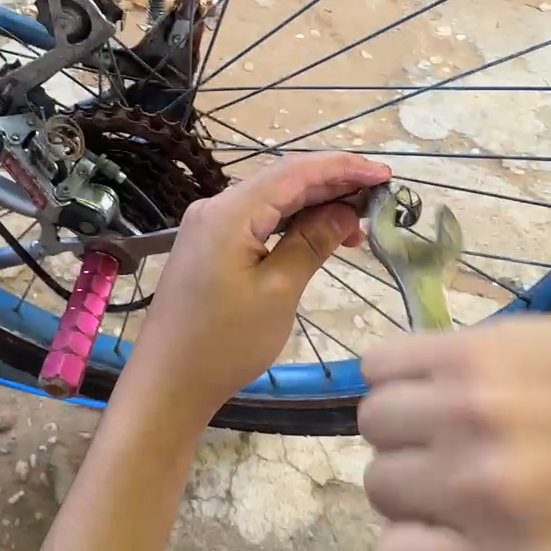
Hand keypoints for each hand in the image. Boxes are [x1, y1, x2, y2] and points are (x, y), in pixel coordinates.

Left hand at [121, 152, 392, 421]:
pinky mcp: (211, 244)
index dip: (342, 168)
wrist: (167, 382)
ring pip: (272, 200)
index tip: (383, 175)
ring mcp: (210, 225)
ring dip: (315, 205)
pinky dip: (292, 223)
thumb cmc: (224, 343)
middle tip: (379, 198)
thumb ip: (311, 243)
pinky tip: (321, 235)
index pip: (294, 172)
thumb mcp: (277, 292)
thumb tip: (345, 211)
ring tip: (359, 222)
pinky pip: (258, 220)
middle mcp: (216, 206)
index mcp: (229, 211)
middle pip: (283, 181)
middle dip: (333, 184)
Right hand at [359, 318, 550, 550]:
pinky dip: (391, 373)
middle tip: (454, 463)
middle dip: (412, 477)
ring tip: (442, 418)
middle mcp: (480, 491)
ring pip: (372, 419)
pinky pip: (378, 364)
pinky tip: (429, 380)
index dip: (410, 539)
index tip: (439, 525)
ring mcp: (469, 413)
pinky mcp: (465, 352)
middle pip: (379, 483)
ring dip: (401, 423)